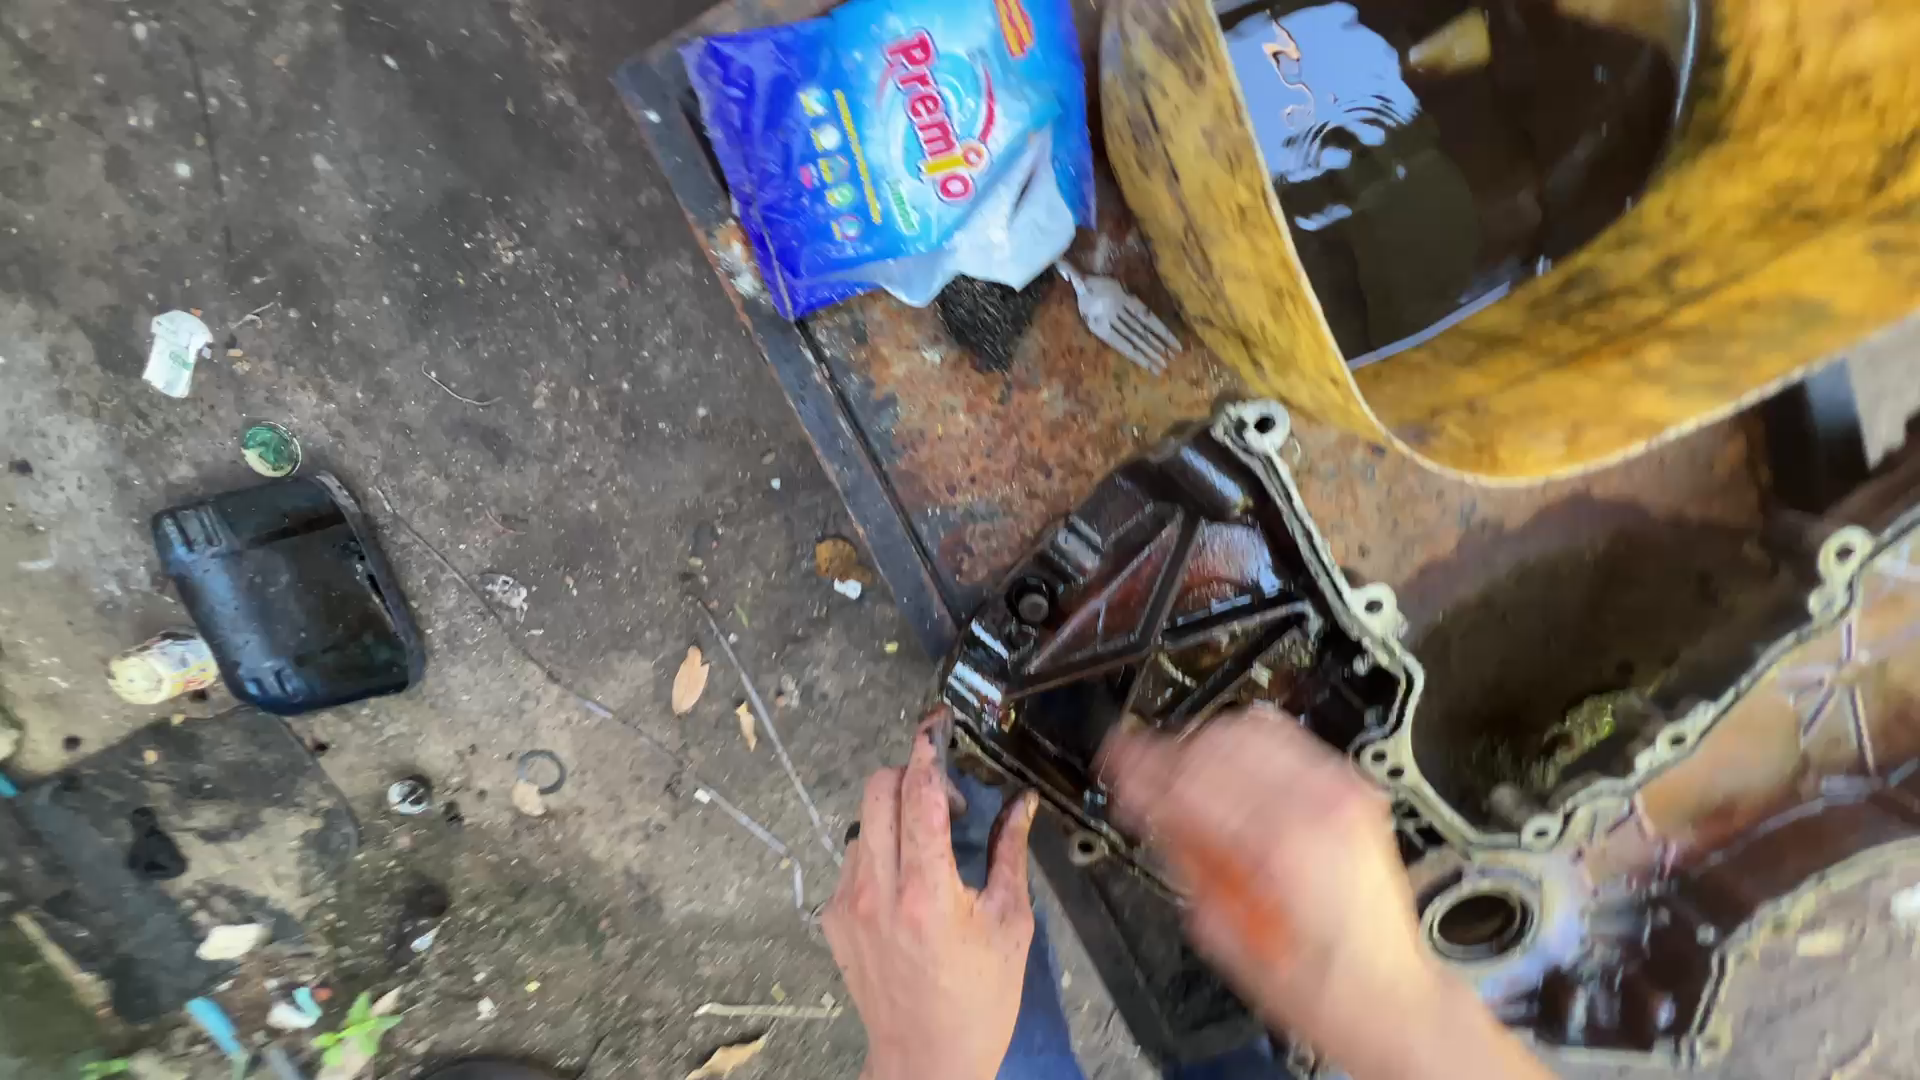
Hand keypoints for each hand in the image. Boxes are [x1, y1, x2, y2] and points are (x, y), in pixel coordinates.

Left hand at [823, 715, 1040, 1079]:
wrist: (925, 1063)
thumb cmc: (981, 997)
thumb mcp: (1011, 923)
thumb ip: (1010, 851)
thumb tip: (1021, 799)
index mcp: (928, 892)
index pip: (919, 795)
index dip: (928, 750)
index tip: (936, 726)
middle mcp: (878, 889)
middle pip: (877, 789)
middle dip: (910, 774)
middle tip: (943, 802)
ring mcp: (847, 902)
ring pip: (863, 820)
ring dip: (894, 814)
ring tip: (926, 848)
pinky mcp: (832, 916)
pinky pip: (853, 856)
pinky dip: (879, 849)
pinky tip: (904, 882)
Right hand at [1100, 705, 1550, 1079]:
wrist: (1395, 997)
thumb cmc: (1321, 985)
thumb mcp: (1228, 934)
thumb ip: (1186, 858)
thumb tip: (1151, 806)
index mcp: (1280, 843)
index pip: (1188, 778)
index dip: (1141, 770)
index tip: (1116, 764)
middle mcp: (1314, 804)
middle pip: (1210, 744)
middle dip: (1163, 753)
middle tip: (1136, 768)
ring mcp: (1338, 788)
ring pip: (1243, 726)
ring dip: (1199, 741)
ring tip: (1176, 762)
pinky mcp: (1349, 786)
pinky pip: (1282, 732)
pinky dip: (1240, 735)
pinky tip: (1222, 751)